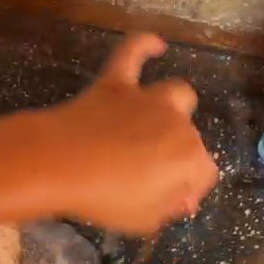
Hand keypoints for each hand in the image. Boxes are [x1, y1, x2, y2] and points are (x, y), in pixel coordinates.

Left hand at [39, 33, 217, 233]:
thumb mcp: (145, 219)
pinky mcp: (116, 84)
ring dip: (171, 109)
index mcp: (190, 158)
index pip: (204, 172)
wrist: (59, 163)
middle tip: (145, 174)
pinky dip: (143, 46)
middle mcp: (177, 122)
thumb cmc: (104, 197)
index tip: (167, 198)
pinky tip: (156, 44)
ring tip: (156, 124)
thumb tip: (185, 195)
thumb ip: (171, 205)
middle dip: (174, 155)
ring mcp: (147, 99)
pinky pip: (132, 54)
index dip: (187, 187)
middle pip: (189, 137)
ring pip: (176, 94)